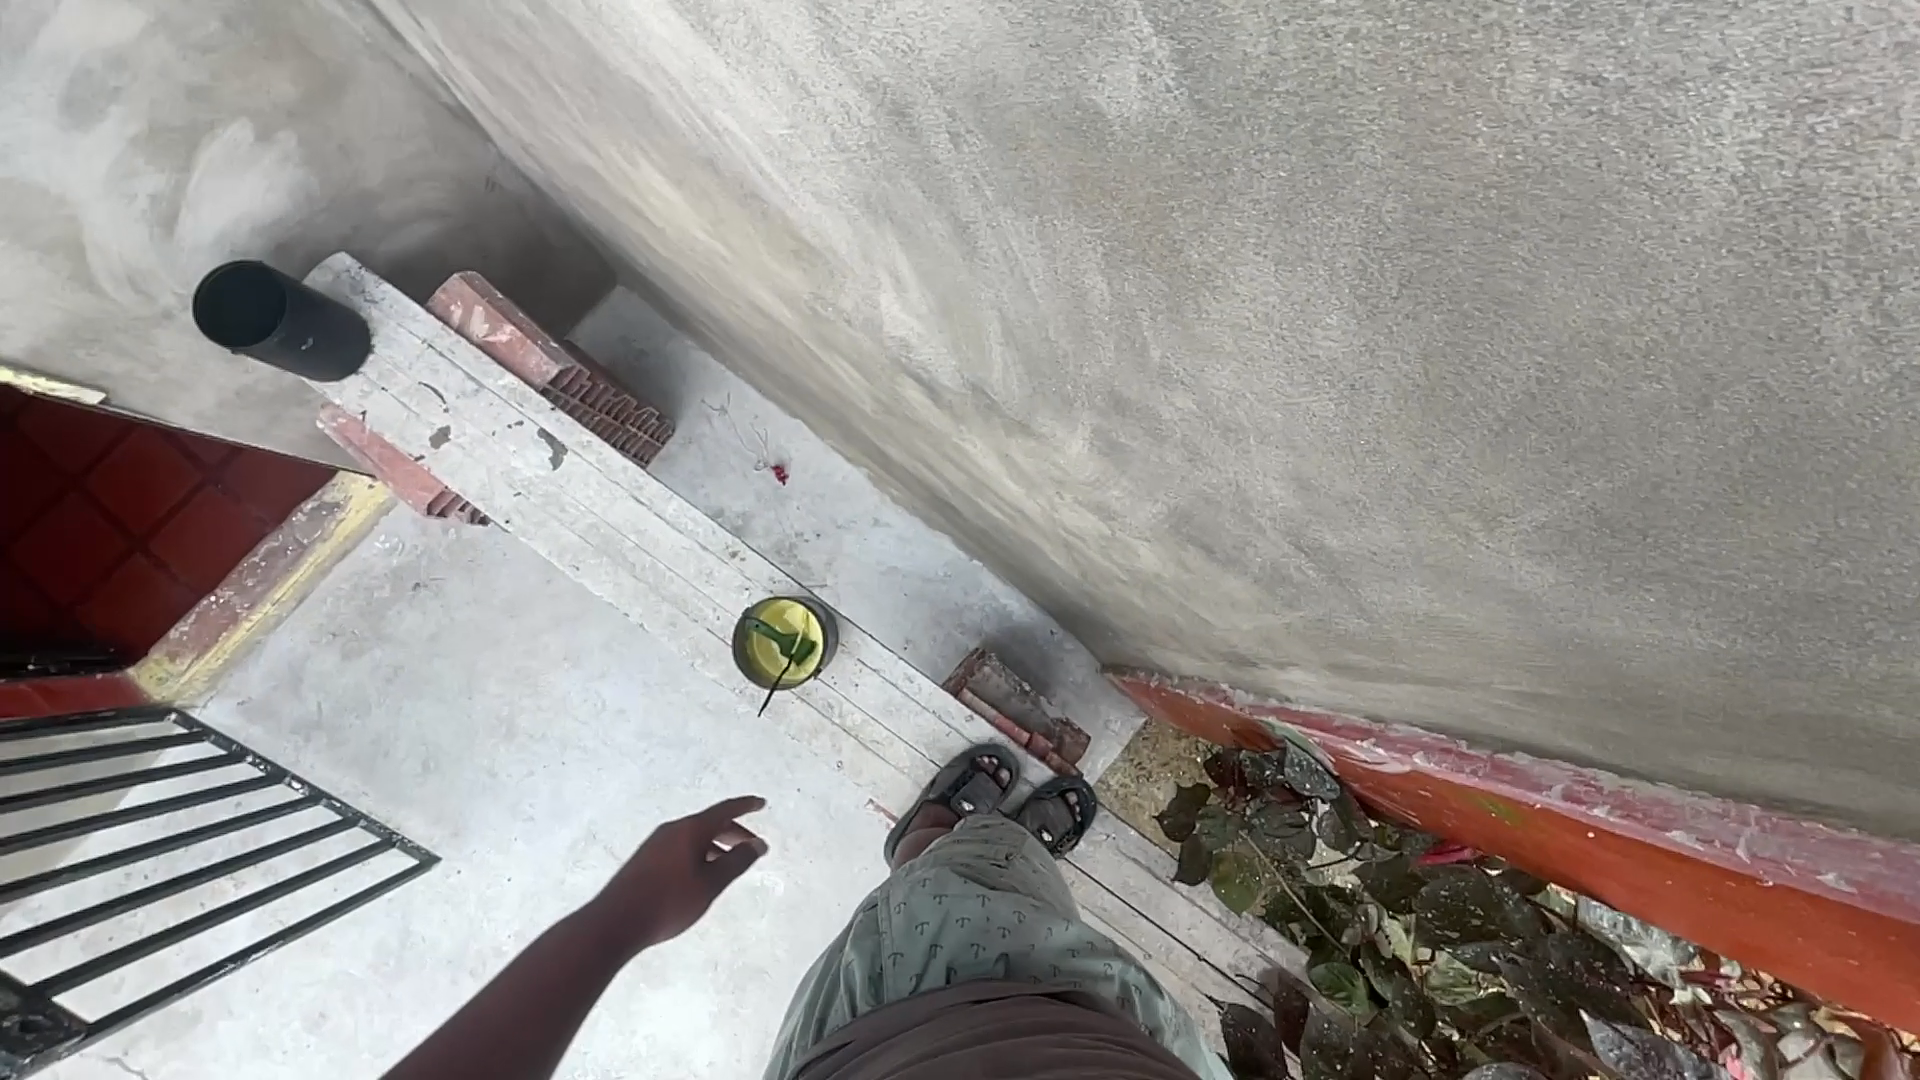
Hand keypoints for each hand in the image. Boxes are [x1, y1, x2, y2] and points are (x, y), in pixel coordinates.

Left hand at [585, 796, 768, 956]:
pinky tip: (701, 874)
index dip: (746, 806)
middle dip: (734, 832)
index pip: (725, 810)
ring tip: (729, 864)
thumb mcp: (710, 884)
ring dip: (716, 845)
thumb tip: (758, 844)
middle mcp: (673, 830)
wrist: (614, 924)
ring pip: (694, 837)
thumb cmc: (668, 902)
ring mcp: (656, 844)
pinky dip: (699, 853)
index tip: (761, 804)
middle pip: (710, 823)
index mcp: (691, 829)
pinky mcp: (645, 860)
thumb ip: (737, 862)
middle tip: (752, 845)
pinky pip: (681, 847)